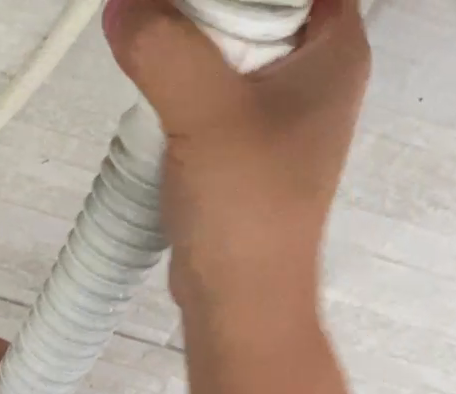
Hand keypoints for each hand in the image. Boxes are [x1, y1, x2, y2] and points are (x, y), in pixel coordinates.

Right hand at [104, 0, 369, 306]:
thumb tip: (120, 8)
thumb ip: (163, 49)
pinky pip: (212, 98)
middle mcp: (315, 75)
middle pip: (258, 7)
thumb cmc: (244, 206)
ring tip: (147, 47)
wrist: (239, 301)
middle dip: (202, 9)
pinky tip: (153, 97)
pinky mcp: (243, 155)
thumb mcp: (205, 112)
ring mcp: (279, 119)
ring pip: (231, 53)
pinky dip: (182, 90)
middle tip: (158, 15)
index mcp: (335, 48)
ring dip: (187, 49)